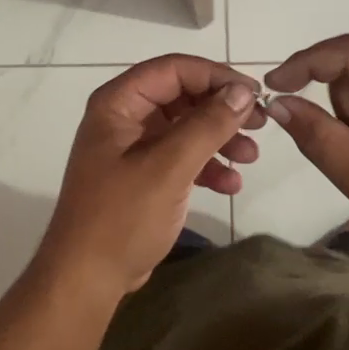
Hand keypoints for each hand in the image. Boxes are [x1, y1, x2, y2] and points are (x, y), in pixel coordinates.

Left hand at [34, 55, 261, 296]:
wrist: (86, 280)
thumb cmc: (122, 217)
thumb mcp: (169, 167)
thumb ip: (207, 125)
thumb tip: (243, 92)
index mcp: (118, 103)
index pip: (173, 69)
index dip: (215, 76)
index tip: (253, 94)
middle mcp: (124, 118)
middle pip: (182, 96)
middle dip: (221, 109)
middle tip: (261, 123)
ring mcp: (133, 148)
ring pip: (186, 127)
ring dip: (220, 138)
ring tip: (251, 156)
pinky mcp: (143, 176)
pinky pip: (181, 157)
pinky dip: (207, 166)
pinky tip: (231, 184)